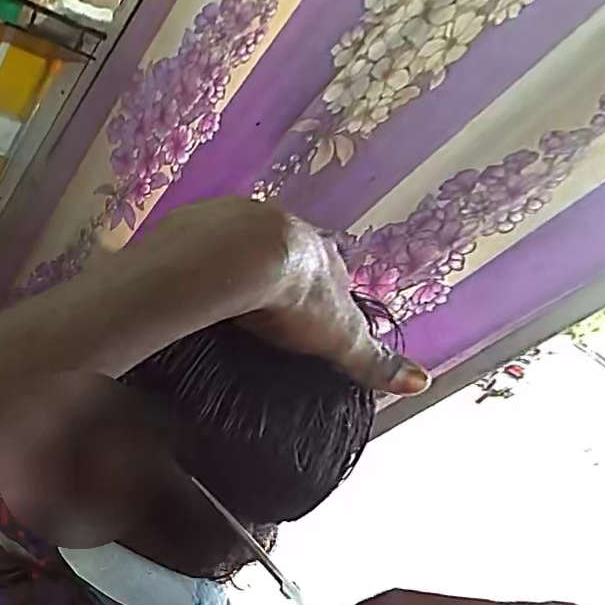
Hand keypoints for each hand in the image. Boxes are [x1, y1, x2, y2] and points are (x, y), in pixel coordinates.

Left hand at [103, 198, 427, 394]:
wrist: (243, 256)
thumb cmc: (297, 301)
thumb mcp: (340, 337)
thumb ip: (373, 360)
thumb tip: (420, 382)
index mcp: (320, 256)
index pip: (322, 275)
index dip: (310, 295)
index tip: (294, 317)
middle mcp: (284, 230)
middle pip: (280, 257)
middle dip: (269, 278)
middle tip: (249, 308)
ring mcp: (239, 221)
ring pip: (238, 244)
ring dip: (230, 265)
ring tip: (213, 297)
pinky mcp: (199, 221)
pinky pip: (198, 242)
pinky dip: (195, 259)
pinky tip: (185, 278)